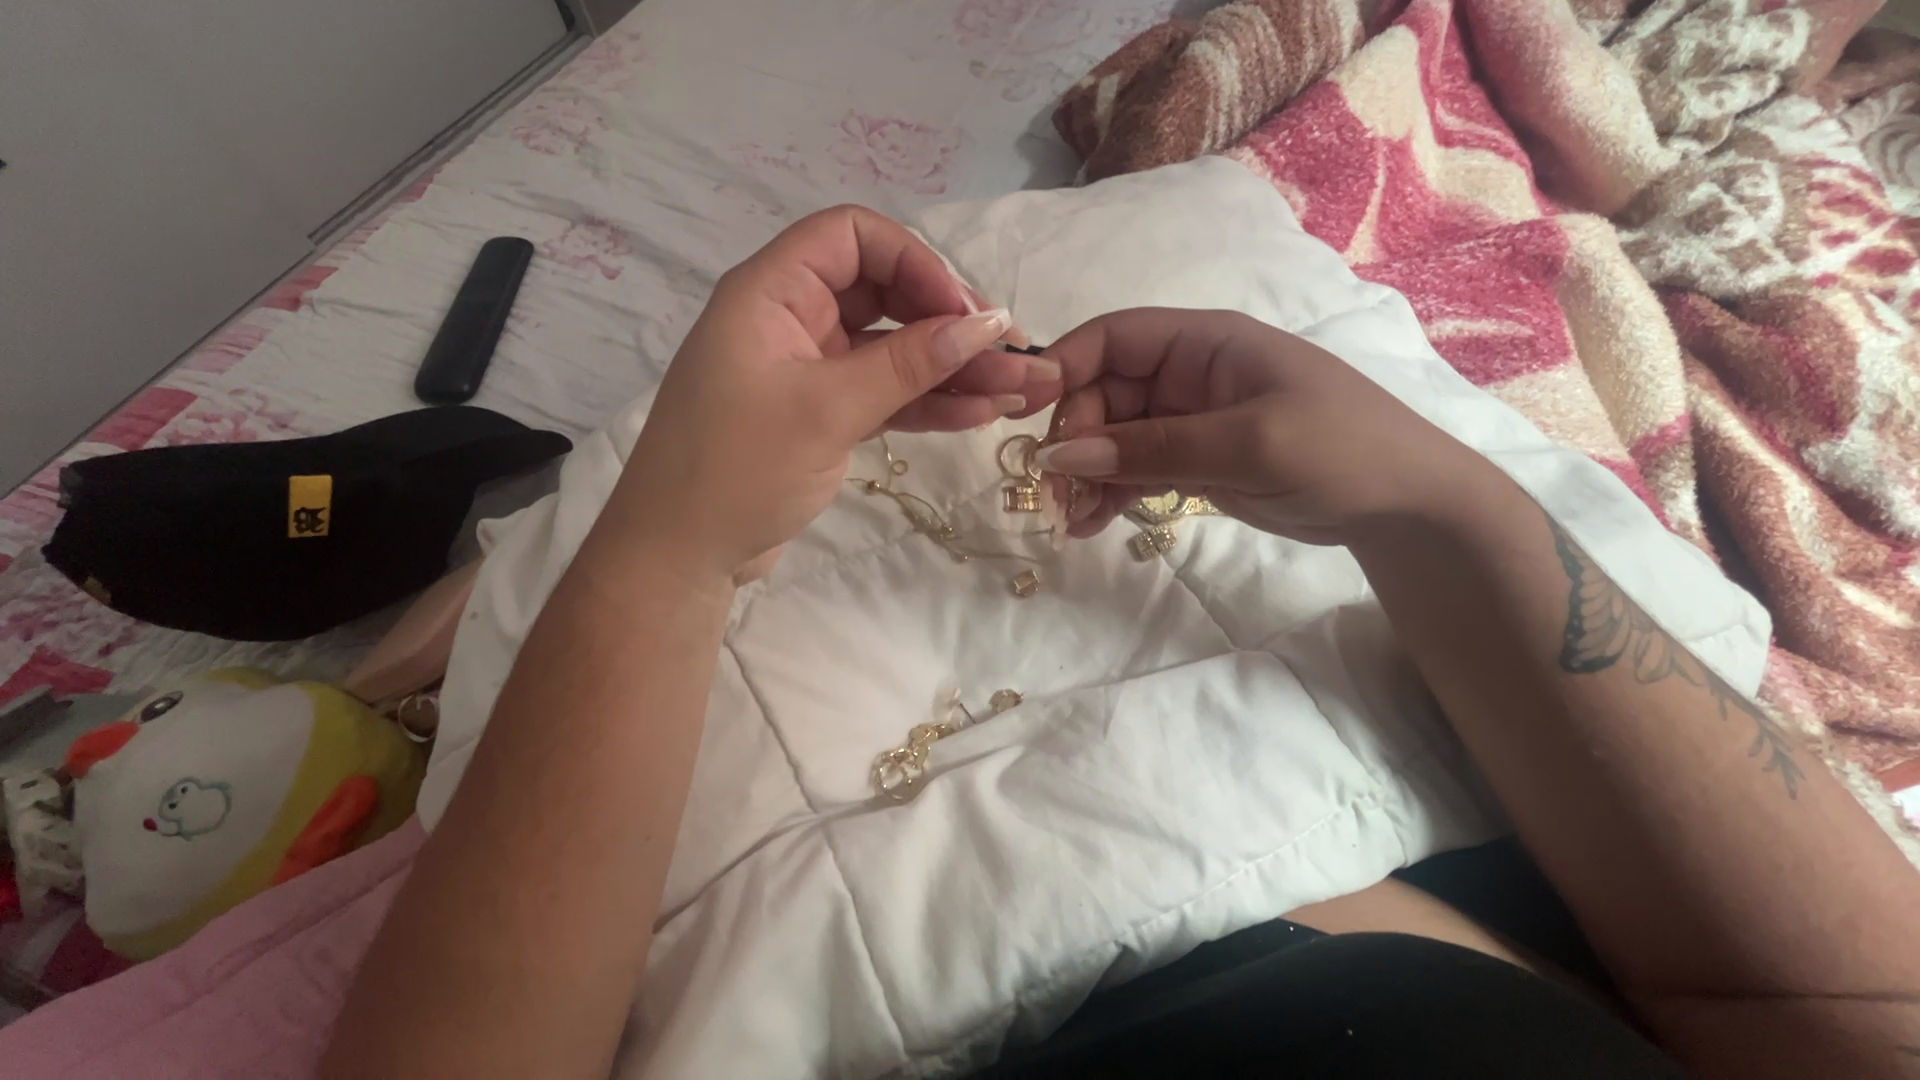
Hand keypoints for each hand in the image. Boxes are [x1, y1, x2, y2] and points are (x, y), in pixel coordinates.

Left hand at [606, 206, 1057, 584]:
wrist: (680, 557)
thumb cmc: (736, 470)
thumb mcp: (827, 409)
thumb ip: (909, 363)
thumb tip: (986, 324)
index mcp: (772, 293)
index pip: (853, 238)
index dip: (916, 262)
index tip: (964, 312)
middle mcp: (792, 321)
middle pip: (884, 295)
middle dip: (949, 323)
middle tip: (1009, 354)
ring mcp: (808, 372)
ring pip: (892, 351)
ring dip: (952, 369)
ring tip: (1020, 390)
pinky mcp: (822, 416)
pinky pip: (884, 394)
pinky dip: (927, 403)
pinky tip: (981, 414)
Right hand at [1032, 308, 1494, 546]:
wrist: (1402, 506)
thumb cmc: (1338, 448)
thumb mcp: (1246, 443)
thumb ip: (1152, 449)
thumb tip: (1061, 456)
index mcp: (1203, 343)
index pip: (1113, 337)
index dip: (1064, 366)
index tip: (1027, 416)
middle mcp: (1187, 376)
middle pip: (1103, 394)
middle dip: (1075, 440)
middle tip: (1058, 492)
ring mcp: (1188, 422)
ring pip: (1112, 439)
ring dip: (1085, 475)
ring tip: (1070, 521)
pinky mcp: (1193, 462)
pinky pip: (1134, 471)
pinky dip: (1109, 494)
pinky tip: (1091, 525)